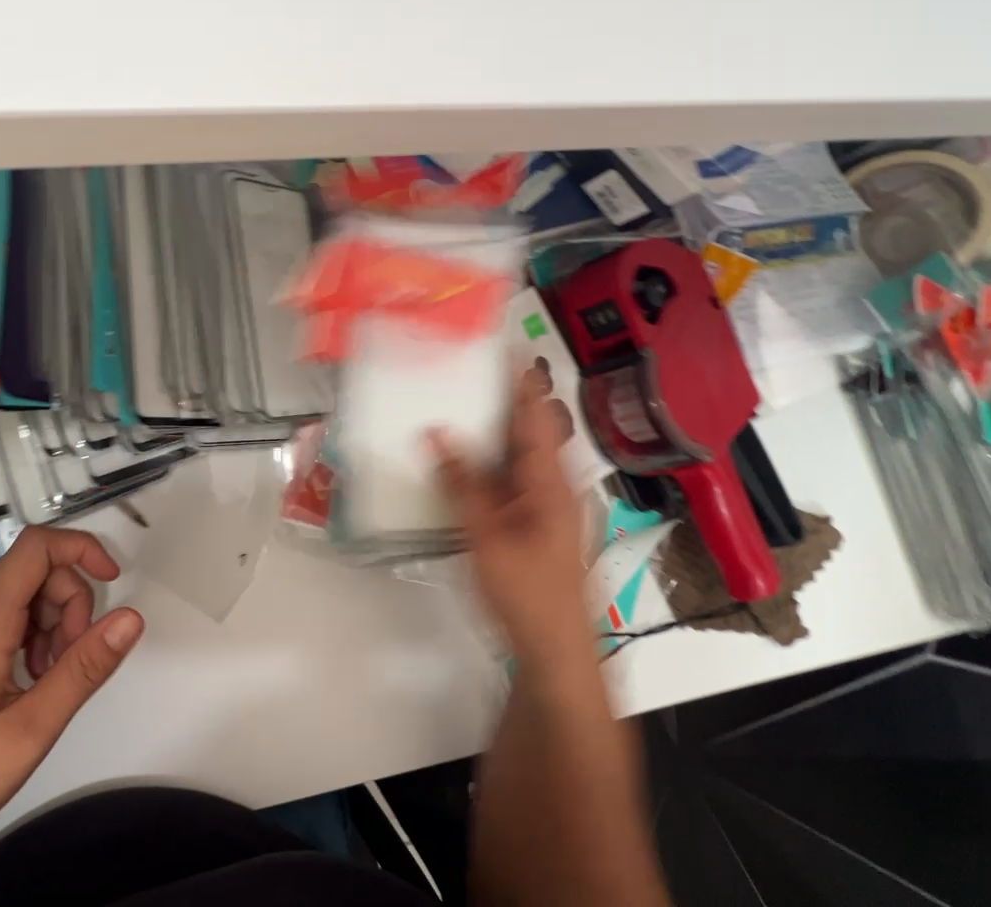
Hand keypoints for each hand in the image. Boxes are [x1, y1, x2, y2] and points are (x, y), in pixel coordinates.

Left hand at [0, 526, 143, 858]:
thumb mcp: (31, 729)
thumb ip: (83, 668)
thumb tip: (130, 618)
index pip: (36, 547)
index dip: (81, 549)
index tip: (112, 582)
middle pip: (32, 570)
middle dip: (69, 603)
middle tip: (72, 663)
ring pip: (16, 591)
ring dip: (48, 621)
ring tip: (46, 680)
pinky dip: (24, 632)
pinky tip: (24, 680)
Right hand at [428, 364, 589, 659]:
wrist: (555, 648)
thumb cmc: (526, 593)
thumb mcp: (486, 538)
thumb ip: (462, 485)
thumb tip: (436, 434)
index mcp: (550, 480)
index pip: (534, 413)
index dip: (517, 377)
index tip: (496, 342)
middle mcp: (553, 484)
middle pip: (529, 427)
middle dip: (500, 395)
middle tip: (462, 367)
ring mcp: (545, 503)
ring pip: (518, 452)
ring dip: (490, 427)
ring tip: (454, 400)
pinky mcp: (532, 521)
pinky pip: (509, 476)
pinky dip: (485, 459)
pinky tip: (458, 458)